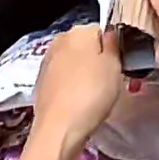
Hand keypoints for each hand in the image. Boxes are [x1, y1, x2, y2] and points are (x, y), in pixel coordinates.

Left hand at [31, 24, 123, 155]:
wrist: (58, 129)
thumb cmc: (91, 93)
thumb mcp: (114, 66)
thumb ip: (114, 44)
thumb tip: (110, 34)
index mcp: (80, 30)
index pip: (103, 32)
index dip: (114, 50)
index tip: (118, 68)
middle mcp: (61, 38)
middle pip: (86, 46)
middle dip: (97, 61)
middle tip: (108, 84)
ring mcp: (48, 59)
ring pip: (74, 62)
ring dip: (83, 74)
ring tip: (93, 97)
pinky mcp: (40, 80)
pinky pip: (63, 78)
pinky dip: (70, 86)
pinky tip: (77, 102)